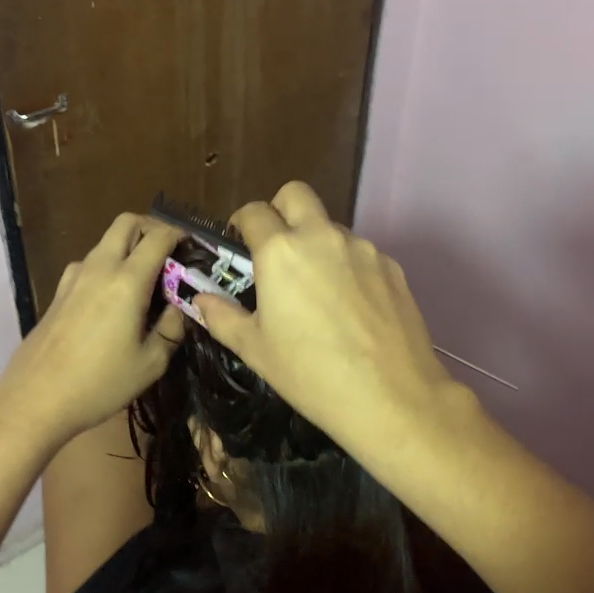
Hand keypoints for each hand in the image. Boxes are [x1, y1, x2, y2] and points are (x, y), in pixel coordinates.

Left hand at [0, 214, 185, 444]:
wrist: (34, 400)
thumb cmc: (99, 383)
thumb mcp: (150, 364)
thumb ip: (171, 329)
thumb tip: (179, 308)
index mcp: (127, 281)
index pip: (158, 236)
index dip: (179, 235)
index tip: (192, 248)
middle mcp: (100, 268)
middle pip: (127, 222)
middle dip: (151, 228)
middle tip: (168, 253)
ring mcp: (74, 277)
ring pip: (106, 242)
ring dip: (128, 248)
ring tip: (143, 281)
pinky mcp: (58, 291)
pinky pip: (89, 264)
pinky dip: (107, 266)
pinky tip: (112, 300)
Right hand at [191, 182, 458, 449]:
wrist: (392, 398)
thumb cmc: (311, 375)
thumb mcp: (256, 351)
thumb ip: (223, 317)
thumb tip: (201, 300)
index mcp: (281, 251)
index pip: (253, 211)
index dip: (242, 225)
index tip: (241, 248)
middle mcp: (322, 236)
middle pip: (296, 194)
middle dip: (281, 211)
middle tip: (277, 250)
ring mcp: (362, 248)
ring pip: (331, 226)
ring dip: (317, 243)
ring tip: (318, 291)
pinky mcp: (391, 265)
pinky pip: (361, 253)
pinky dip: (349, 267)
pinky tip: (352, 309)